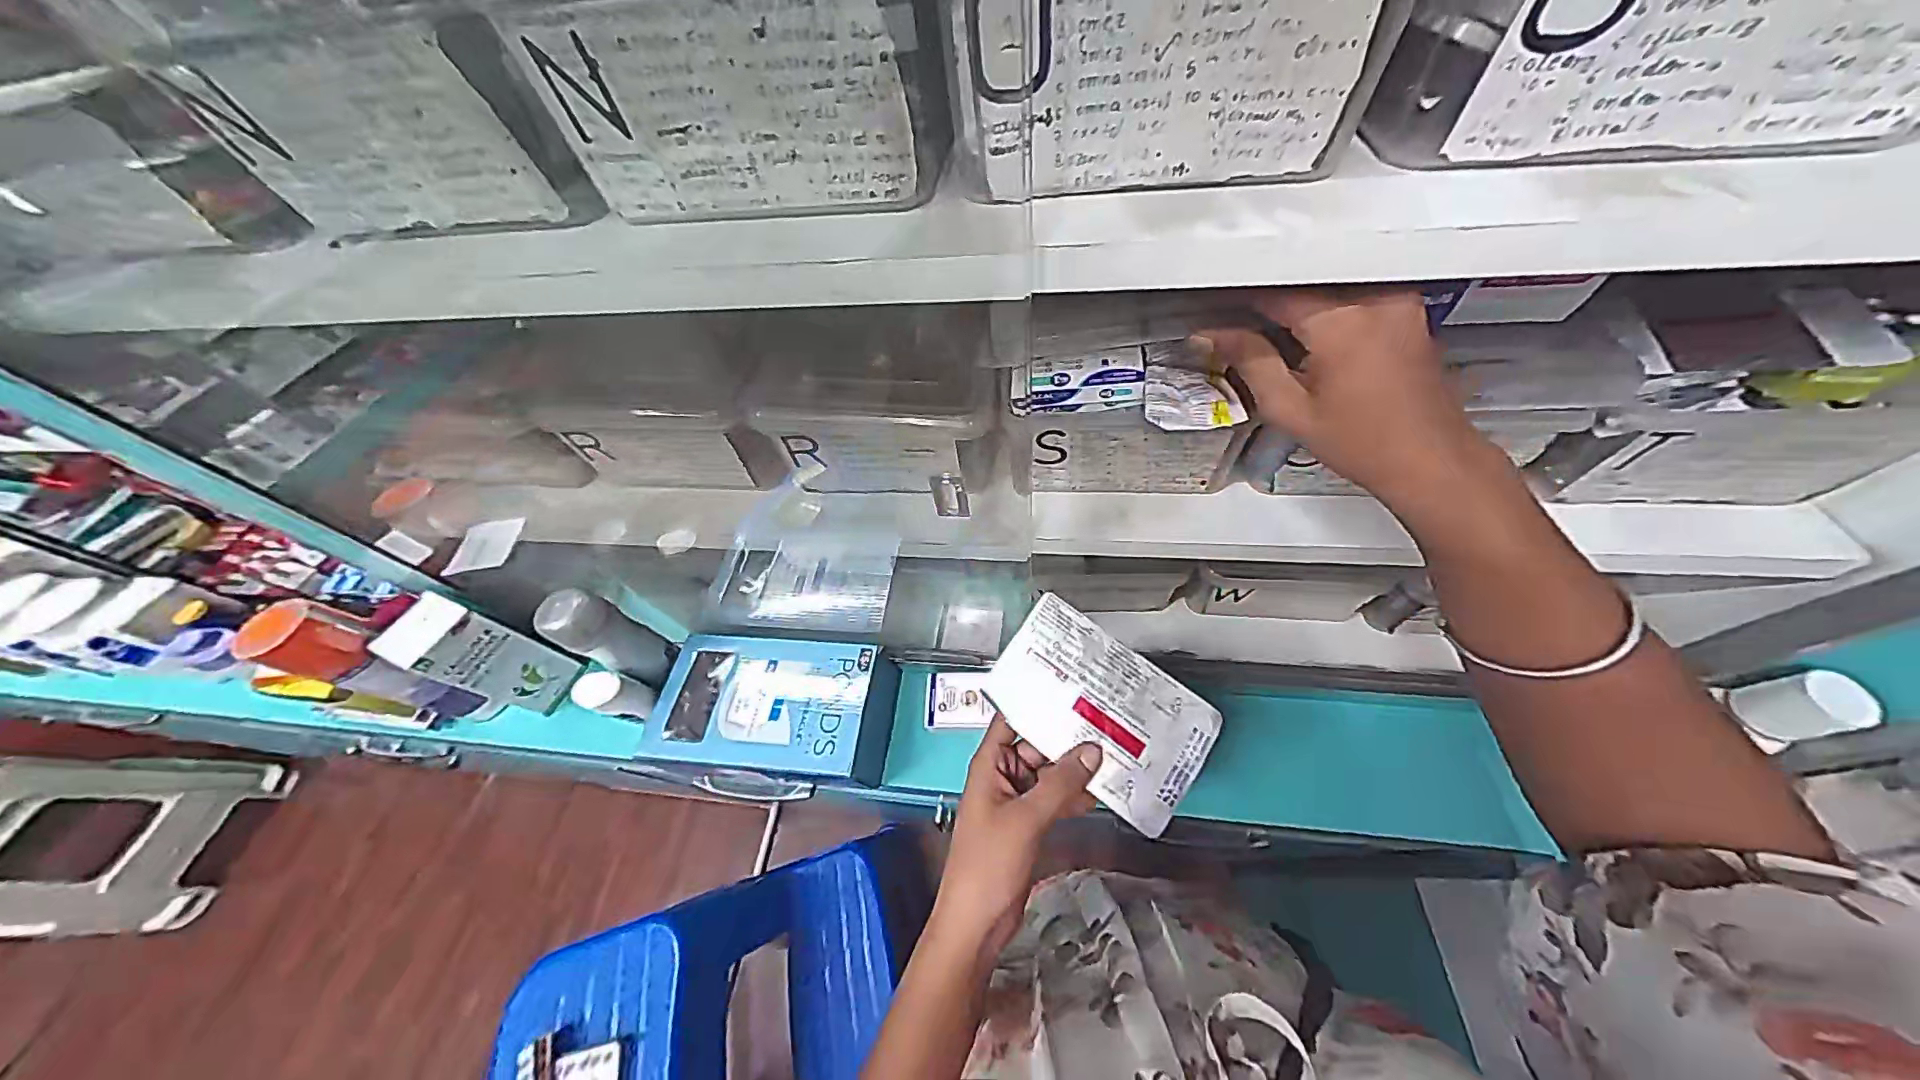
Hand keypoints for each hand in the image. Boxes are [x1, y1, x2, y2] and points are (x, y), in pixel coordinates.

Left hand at [931, 715, 1101, 955]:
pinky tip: (1103, 789)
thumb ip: (1060, 784)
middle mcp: (1003, 777)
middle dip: (1068, 736)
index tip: (1069, 688)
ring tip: (1114, 749)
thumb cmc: (987, 865)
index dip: (1036, 702)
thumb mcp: (1025, 819)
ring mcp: (1017, 801)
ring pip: (1050, 773)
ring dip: (1077, 766)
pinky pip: (1056, 799)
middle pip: (1037, 745)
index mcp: (989, 765)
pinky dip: (1076, 794)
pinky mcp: (1030, 824)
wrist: (977, 923)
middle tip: (1106, 720)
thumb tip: (1091, 750)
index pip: (1011, 720)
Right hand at [1196, 288, 1498, 505]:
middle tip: (1240, 332)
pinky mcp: (1408, 311)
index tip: (1217, 319)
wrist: (1428, 458)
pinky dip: (1327, 311)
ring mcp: (1398, 302)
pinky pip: (1354, 296)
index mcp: (1342, 322)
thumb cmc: (1363, 443)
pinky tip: (1310, 342)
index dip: (1238, 305)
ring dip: (1297, 307)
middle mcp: (1375, 300)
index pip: (1274, 294)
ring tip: (1273, 338)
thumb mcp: (1290, 409)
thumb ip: (1250, 361)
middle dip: (1268, 305)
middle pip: (1304, 285)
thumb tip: (1217, 334)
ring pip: (1329, 288)